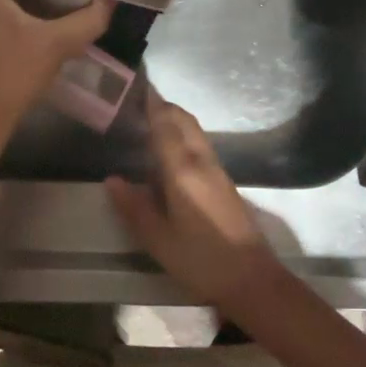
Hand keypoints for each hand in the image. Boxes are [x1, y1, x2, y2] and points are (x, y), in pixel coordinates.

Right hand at [105, 94, 282, 309]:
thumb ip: (134, 208)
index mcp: (183, 170)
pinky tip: (170, 155)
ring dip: (175, 121)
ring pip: (195, 133)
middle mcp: (203, 162)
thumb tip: (112, 179)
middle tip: (140, 102)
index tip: (137, 85)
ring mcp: (218, 172)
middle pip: (185, 122)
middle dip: (165, 108)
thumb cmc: (201, 259)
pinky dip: (184, 138)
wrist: (253, 280)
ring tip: (151, 123)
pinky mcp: (225, 185)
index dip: (152, 104)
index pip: (165, 125)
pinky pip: (200, 147)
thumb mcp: (159, 240)